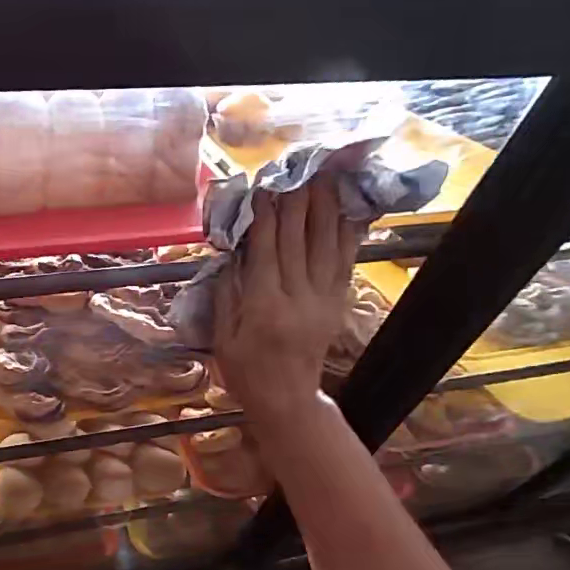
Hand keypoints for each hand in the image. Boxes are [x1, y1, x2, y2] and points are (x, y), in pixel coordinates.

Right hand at [214, 176, 363, 423]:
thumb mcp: (223, 336)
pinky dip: (346, 235)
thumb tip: (234, 251)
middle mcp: (297, 298)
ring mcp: (322, 300)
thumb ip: (227, 292)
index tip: (265, 186)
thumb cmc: (246, 372)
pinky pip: (344, 263)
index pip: (266, 249)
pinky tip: (346, 211)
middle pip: (298, 240)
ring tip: (324, 178)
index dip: (266, 215)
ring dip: (325, 208)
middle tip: (296, 169)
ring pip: (326, 245)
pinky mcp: (337, 304)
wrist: (287, 400)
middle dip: (297, 201)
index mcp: (264, 307)